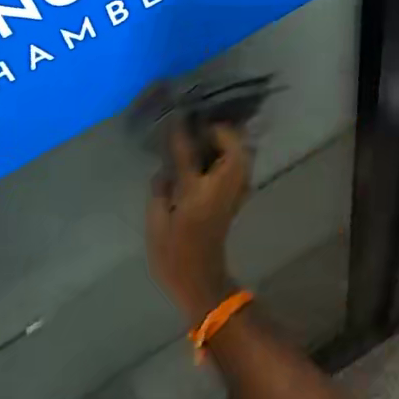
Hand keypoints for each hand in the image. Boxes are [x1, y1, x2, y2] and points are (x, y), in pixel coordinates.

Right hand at [146, 121, 251, 324]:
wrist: (200, 283)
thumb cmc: (173, 255)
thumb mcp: (157, 221)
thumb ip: (162, 189)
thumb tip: (166, 168)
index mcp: (198, 194)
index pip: (190, 153)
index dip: (182, 133)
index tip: (176, 116)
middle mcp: (221, 190)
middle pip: (235, 150)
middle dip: (222, 131)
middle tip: (201, 122)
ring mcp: (233, 195)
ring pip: (242, 157)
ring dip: (229, 142)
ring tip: (207, 133)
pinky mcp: (235, 201)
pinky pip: (239, 168)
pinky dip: (230, 155)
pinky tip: (211, 155)